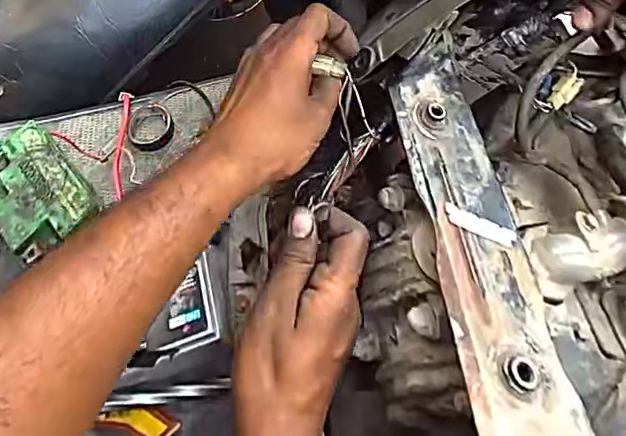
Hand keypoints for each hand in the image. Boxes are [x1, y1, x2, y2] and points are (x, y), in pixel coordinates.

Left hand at [200, 4, 356, 189]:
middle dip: (325, 39)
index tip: (349, 49)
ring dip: (305, 50)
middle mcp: (266, 48)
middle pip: (301, 22)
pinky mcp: (243, 74)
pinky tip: (295, 88)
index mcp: (288, 51)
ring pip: (283, 37)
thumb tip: (335, 76)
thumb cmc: (267, 142)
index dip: (341, 27)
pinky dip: (286, 61)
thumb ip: (332, 87)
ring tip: (318, 77)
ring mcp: (251, 60)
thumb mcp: (318, 117)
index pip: (318, 14)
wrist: (229, 159)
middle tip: (339, 64)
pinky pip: (268, 54)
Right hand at [235, 206, 369, 435]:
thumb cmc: (271, 378)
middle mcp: (347, 306)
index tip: (300, 212)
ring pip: (328, 267)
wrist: (275, 429)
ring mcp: (339, 319)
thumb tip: (304, 217)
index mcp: (339, 295)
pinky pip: (319, 288)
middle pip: (341, 248)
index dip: (329, 213)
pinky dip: (298, 277)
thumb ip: (292, 259)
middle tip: (277, 238)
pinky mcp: (326, 330)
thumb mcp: (274, 305)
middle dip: (309, 234)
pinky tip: (275, 287)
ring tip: (271, 263)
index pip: (354, 233)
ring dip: (300, 256)